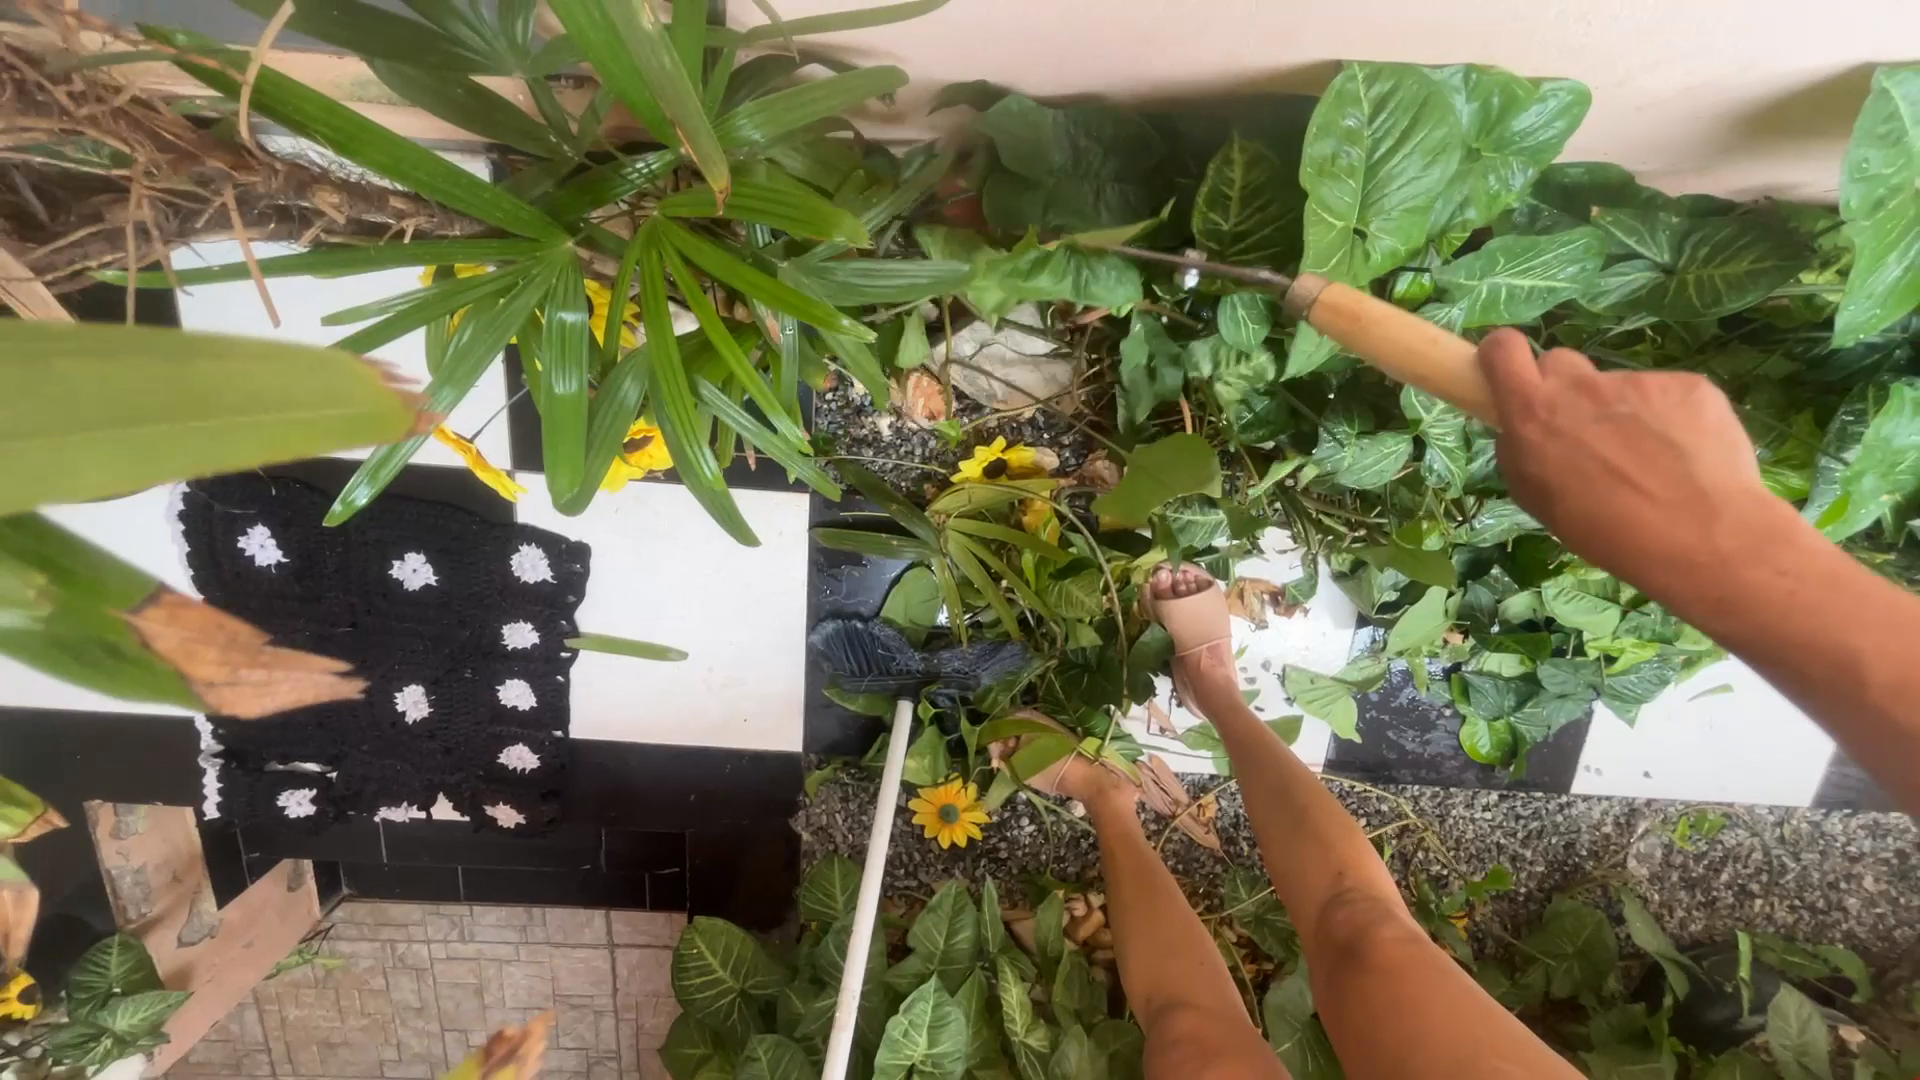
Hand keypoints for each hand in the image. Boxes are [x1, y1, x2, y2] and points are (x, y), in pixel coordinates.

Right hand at [1475, 328, 1784, 592]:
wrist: (1698, 534)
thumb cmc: (1596, 525)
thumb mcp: (1530, 493)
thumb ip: (1518, 447)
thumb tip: (1522, 429)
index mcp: (1532, 410)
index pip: (1503, 349)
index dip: (1500, 354)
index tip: (1505, 372)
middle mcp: (1580, 385)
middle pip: (1558, 361)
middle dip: (1561, 387)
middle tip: (1578, 429)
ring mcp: (1638, 381)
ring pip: (1614, 386)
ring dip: (1618, 410)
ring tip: (1642, 457)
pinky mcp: (1689, 385)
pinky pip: (1664, 395)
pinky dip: (1665, 418)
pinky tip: (1678, 456)